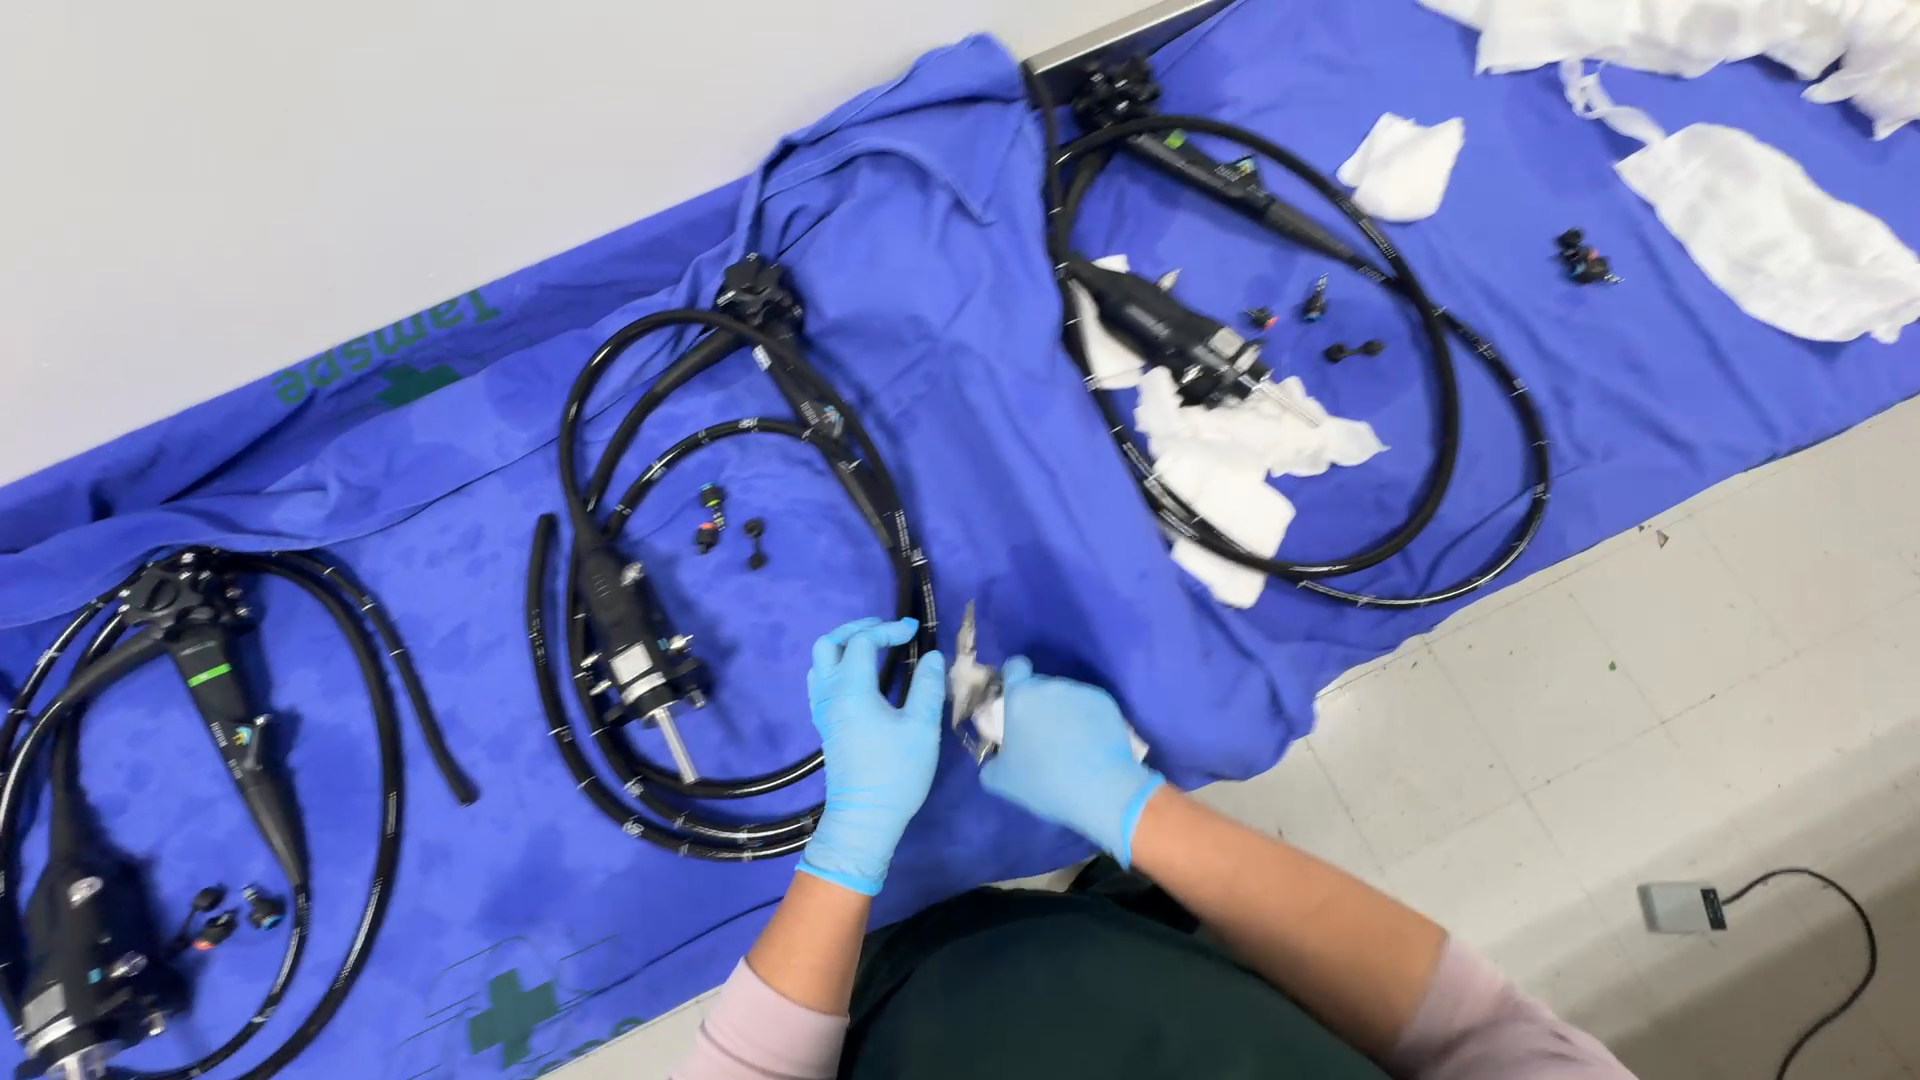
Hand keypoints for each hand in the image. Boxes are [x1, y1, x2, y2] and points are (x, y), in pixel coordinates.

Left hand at [798, 617, 946, 894]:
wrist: (865, 818)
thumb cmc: (896, 771)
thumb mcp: (922, 726)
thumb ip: (927, 685)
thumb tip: (932, 656)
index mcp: (851, 688)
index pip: (863, 641)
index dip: (888, 630)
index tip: (914, 631)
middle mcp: (830, 693)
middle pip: (828, 643)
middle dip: (857, 629)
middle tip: (887, 630)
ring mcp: (823, 709)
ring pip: (820, 662)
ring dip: (843, 646)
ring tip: (873, 647)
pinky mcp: (825, 724)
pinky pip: (821, 681)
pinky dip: (838, 666)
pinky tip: (861, 676)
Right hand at [977, 657, 1163, 866]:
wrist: (1100, 789)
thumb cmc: (1044, 781)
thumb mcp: (1002, 780)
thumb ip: (992, 763)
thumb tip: (995, 760)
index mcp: (1021, 696)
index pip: (1015, 667)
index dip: (1014, 678)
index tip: (1016, 699)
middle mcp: (1050, 686)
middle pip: (1041, 685)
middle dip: (1039, 704)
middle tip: (1042, 735)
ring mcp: (1080, 692)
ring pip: (1066, 696)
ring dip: (1064, 712)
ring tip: (1071, 744)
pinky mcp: (1106, 702)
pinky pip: (1089, 705)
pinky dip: (1088, 719)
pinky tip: (1091, 745)